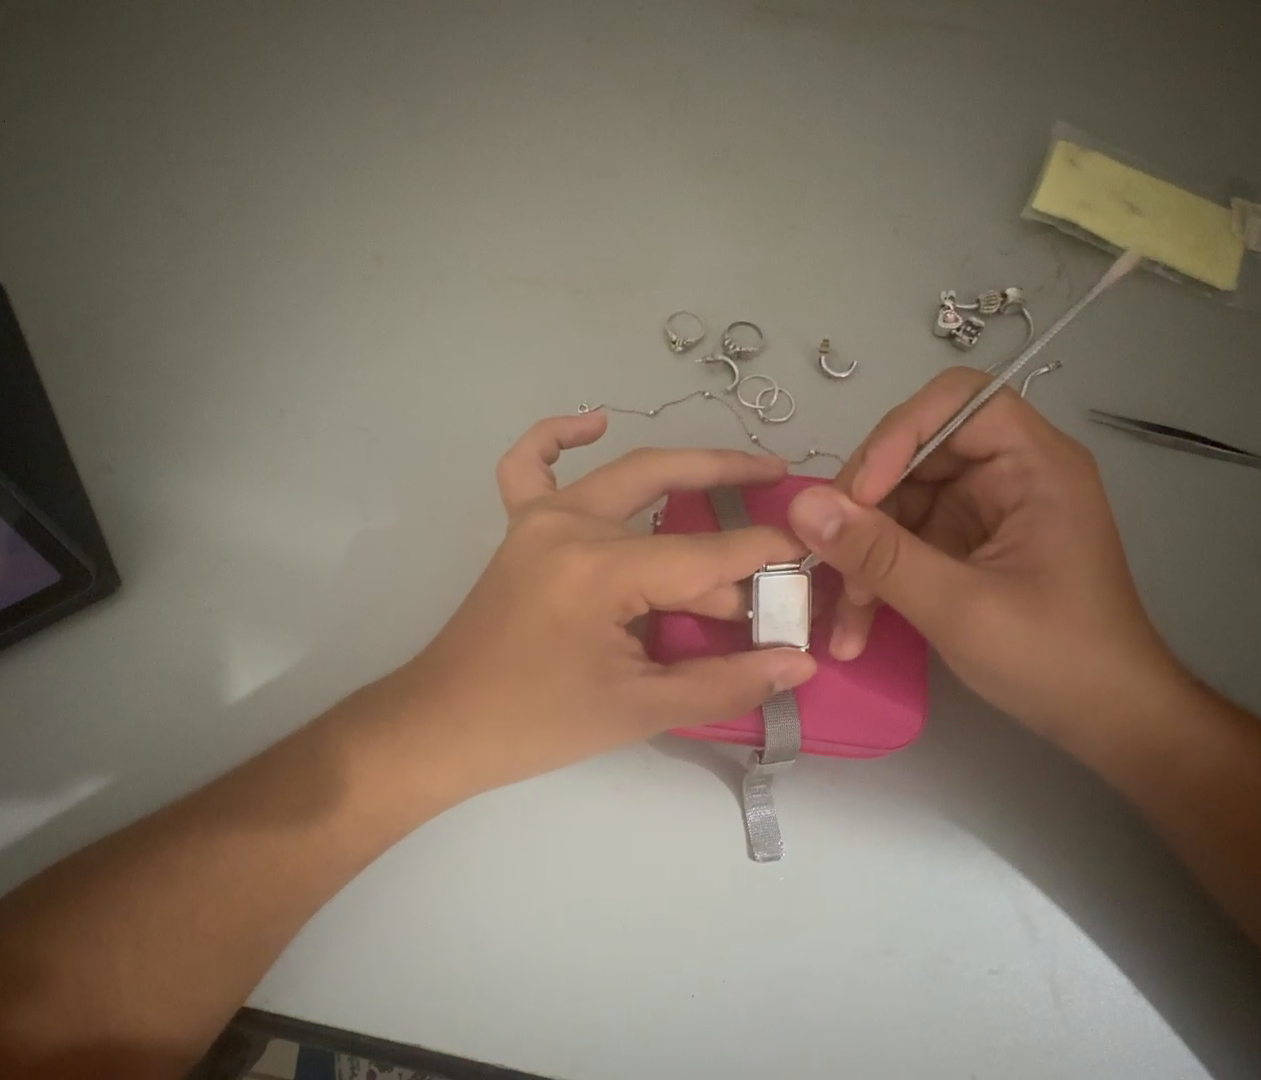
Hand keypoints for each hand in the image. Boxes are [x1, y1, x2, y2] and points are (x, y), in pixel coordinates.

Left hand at [378, 412, 817, 802]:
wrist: (444, 724)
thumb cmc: (538, 723)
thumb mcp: (640, 709)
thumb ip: (726, 681)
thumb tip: (799, 662)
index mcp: (603, 569)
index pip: (708, 554)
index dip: (766, 555)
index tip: (815, 554)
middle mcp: (572, 524)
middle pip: (666, 482)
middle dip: (730, 476)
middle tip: (782, 478)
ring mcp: (538, 518)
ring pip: (619, 474)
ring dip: (677, 472)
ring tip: (733, 475)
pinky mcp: (518, 528)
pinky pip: (531, 464)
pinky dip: (559, 436)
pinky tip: (593, 423)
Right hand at [785, 368, 1184, 738]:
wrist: (1106, 721)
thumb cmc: (1055, 659)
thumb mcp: (959, 607)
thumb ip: (879, 555)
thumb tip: (802, 507)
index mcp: (1033, 465)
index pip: (956, 401)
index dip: (899, 434)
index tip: (860, 496)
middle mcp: (1005, 475)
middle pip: (910, 454)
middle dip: (864, 510)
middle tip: (828, 559)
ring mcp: (980, 512)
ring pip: (895, 503)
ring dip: (860, 556)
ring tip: (843, 614)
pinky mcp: (962, 547)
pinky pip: (900, 542)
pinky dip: (873, 579)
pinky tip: (855, 625)